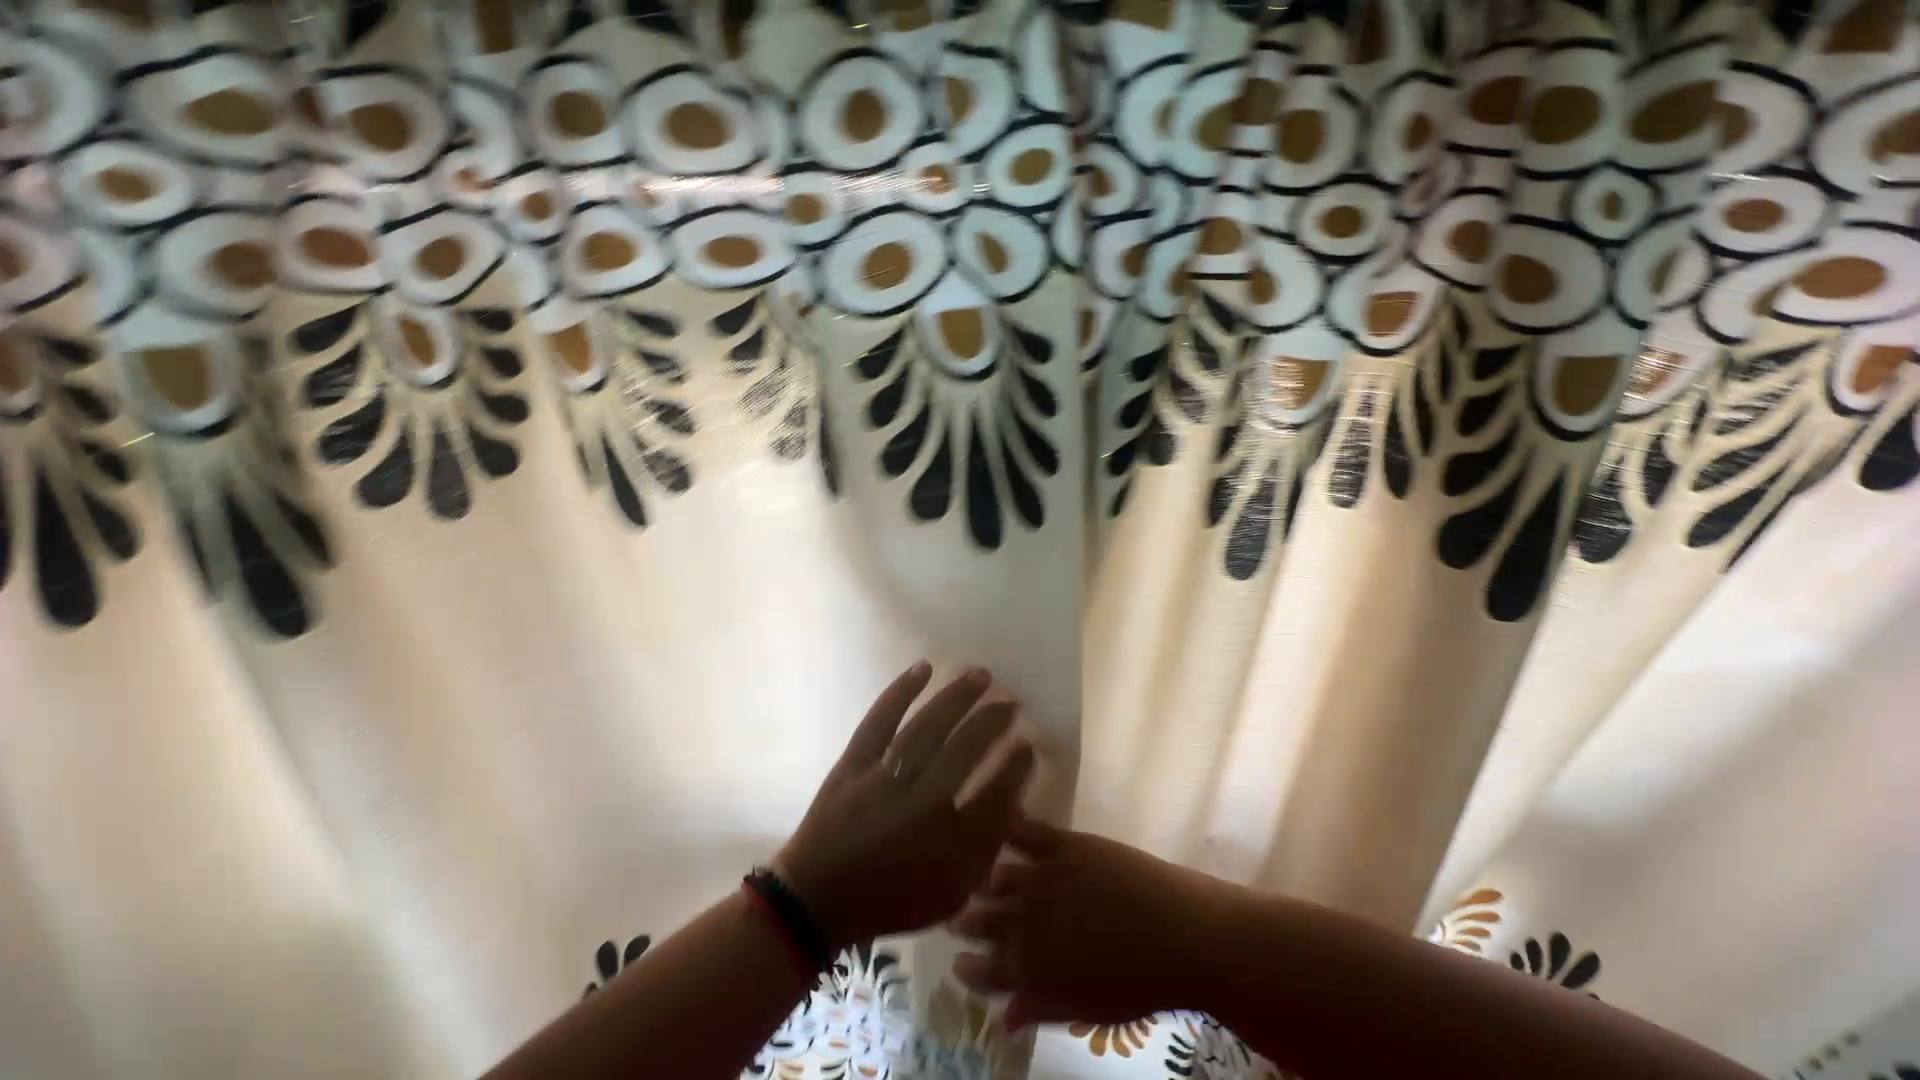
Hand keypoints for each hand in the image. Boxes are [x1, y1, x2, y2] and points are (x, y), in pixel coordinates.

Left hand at [774, 662, 1036, 951]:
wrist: (818, 900)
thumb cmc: (892, 899)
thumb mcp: (951, 893)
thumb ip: (984, 850)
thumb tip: (1011, 802)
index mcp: (948, 844)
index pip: (997, 795)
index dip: (1017, 766)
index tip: (1029, 745)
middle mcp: (919, 806)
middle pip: (964, 752)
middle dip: (992, 723)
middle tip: (1012, 703)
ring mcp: (881, 781)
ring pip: (926, 729)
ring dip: (956, 698)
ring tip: (981, 675)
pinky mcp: (851, 765)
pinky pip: (879, 722)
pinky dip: (900, 693)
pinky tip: (923, 668)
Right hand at [950, 819, 1226, 1028]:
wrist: (1182, 937)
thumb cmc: (1139, 985)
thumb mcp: (1085, 1009)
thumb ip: (1039, 1008)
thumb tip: (1004, 1017)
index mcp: (1028, 968)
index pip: (981, 970)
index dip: (967, 968)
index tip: (960, 963)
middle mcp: (1023, 920)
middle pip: (980, 920)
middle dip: (967, 921)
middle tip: (962, 919)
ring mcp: (1040, 878)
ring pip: (996, 877)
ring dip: (984, 882)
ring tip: (982, 881)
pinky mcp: (1062, 845)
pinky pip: (1023, 832)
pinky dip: (1005, 825)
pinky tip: (996, 820)